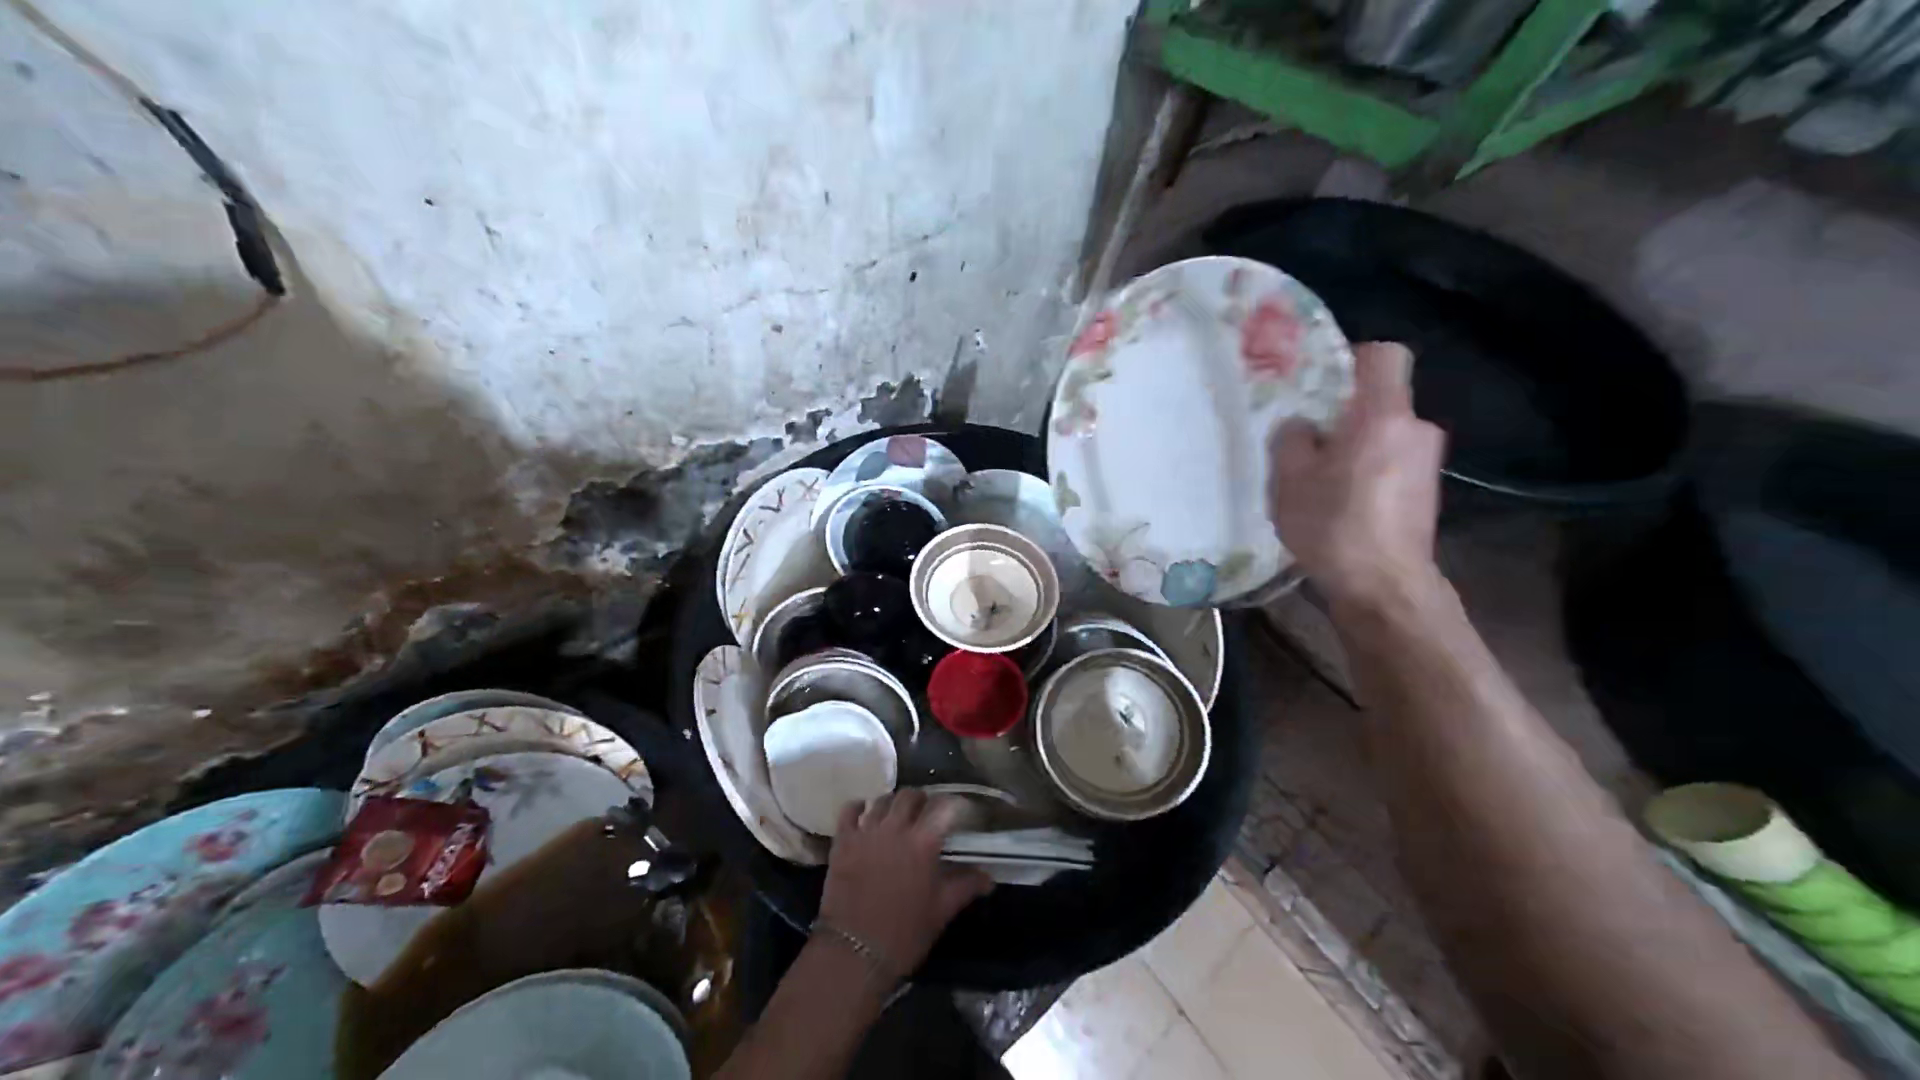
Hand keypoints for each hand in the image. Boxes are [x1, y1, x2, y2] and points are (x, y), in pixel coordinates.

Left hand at [816, 790, 992, 981]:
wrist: (853, 953)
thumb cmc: (904, 934)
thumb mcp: (942, 911)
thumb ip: (966, 886)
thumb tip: (989, 877)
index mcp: (924, 842)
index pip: (944, 807)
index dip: (953, 806)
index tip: (958, 812)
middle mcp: (895, 828)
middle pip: (910, 796)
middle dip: (922, 801)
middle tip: (926, 814)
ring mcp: (866, 832)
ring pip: (881, 800)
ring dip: (893, 804)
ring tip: (897, 816)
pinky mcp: (843, 841)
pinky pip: (849, 811)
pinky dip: (858, 807)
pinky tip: (864, 813)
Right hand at [1269, 342, 1447, 613]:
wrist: (1384, 585)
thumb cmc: (1333, 524)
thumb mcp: (1290, 478)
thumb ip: (1292, 438)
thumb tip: (1302, 426)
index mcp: (1383, 416)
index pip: (1384, 355)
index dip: (1352, 359)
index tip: (1321, 385)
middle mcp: (1415, 428)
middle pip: (1380, 399)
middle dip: (1344, 413)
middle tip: (1307, 439)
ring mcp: (1427, 461)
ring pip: (1384, 433)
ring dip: (1355, 445)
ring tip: (1321, 478)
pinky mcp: (1426, 490)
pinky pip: (1391, 460)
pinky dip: (1368, 469)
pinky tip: (1342, 502)